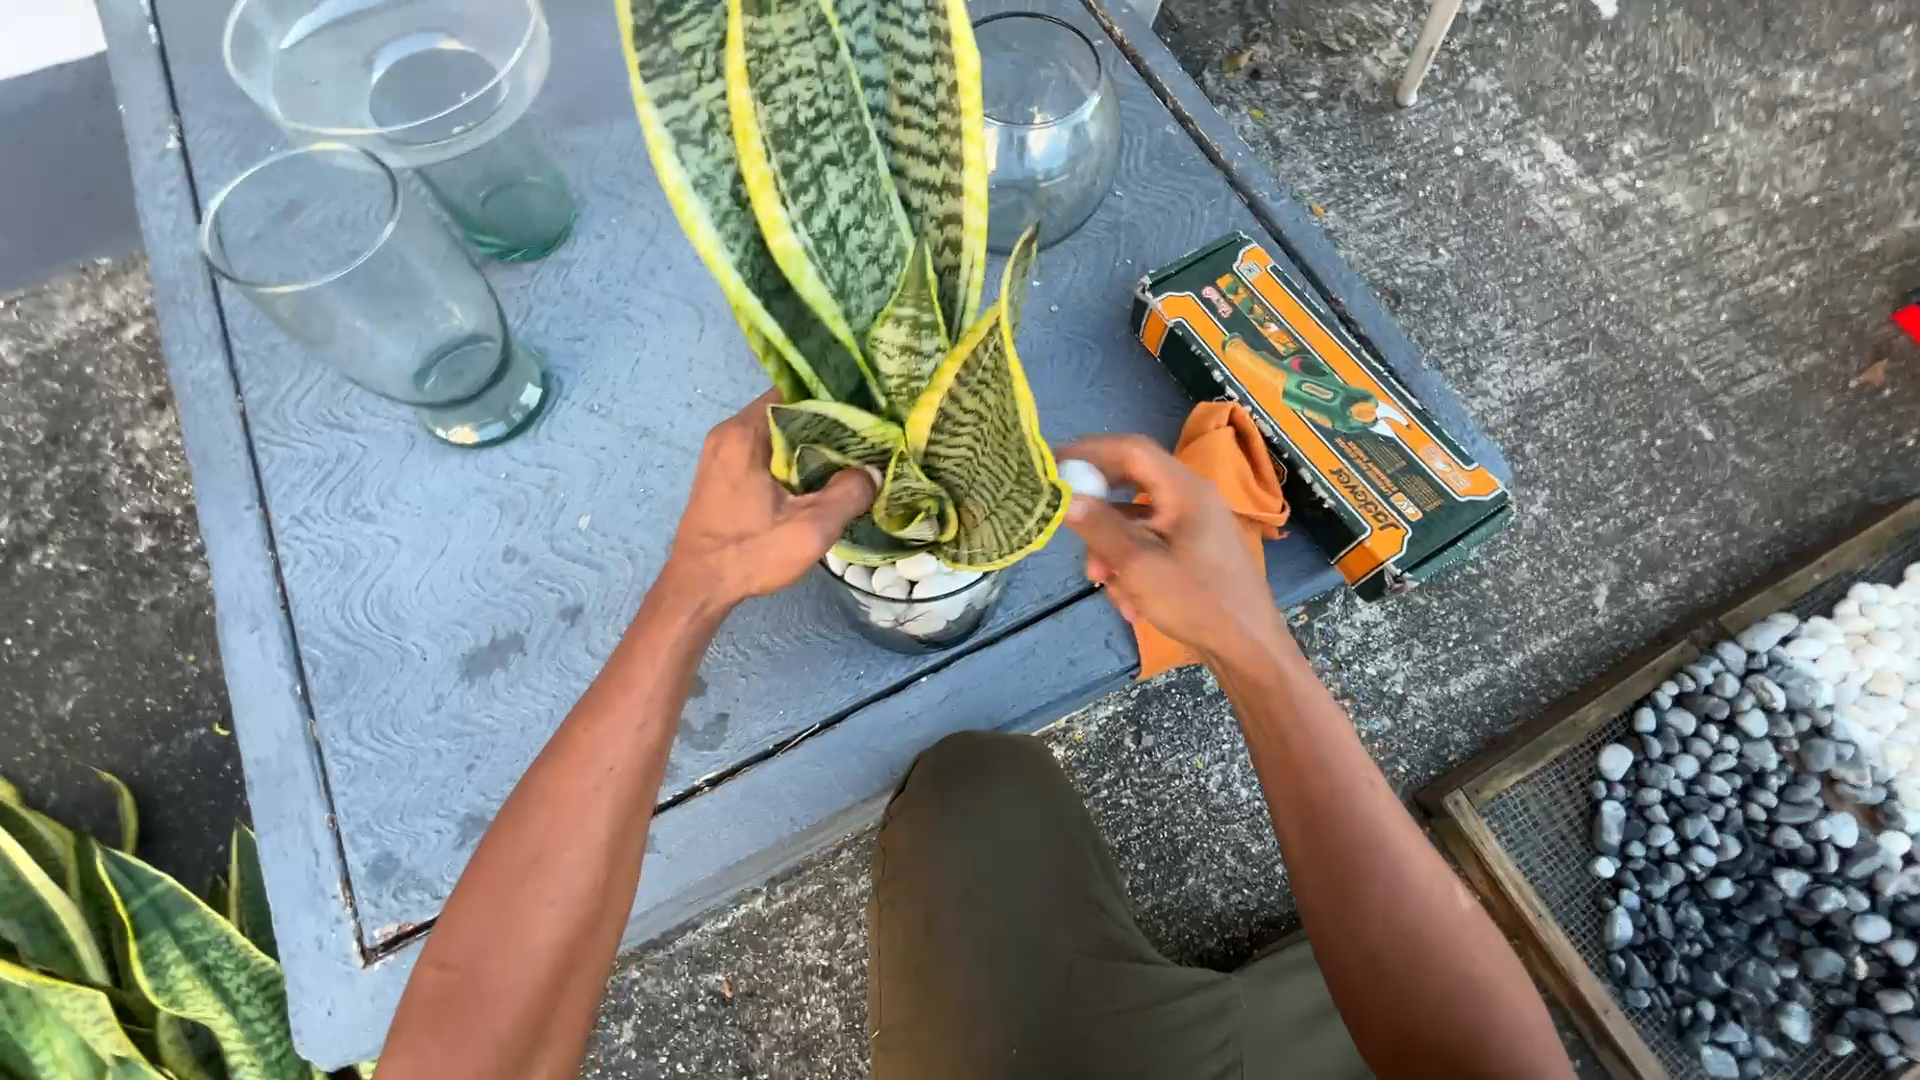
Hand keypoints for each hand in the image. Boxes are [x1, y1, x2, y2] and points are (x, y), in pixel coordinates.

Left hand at [661, 390, 876, 613]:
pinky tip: (819, 476)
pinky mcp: (723, 473)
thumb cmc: (750, 554)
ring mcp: (722, 453)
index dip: (834, 399)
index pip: (796, 392)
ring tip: (850, 456)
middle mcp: (729, 433)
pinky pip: (766, 451)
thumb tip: (874, 471)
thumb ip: (849, 494)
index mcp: (744, 433)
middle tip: (867, 437)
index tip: (867, 411)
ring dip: (811, 443)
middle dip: (827, 422)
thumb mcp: (810, 528)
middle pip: (788, 411)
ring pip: (778, 433)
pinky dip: (793, 458)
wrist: (698, 588)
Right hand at [1061, 435, 1287, 663]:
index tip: (1054, 464)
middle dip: (1098, 513)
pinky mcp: (1192, 550)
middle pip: (1130, 485)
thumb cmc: (1197, 600)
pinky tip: (1129, 601)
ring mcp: (1193, 525)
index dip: (1090, 451)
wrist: (1248, 648)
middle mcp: (1190, 498)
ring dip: (1112, 550)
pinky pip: (1149, 544)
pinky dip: (1131, 566)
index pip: (1131, 450)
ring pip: (1135, 522)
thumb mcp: (1139, 564)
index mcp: (1184, 490)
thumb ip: (1099, 527)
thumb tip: (1065, 497)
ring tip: (1102, 583)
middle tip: (1069, 527)